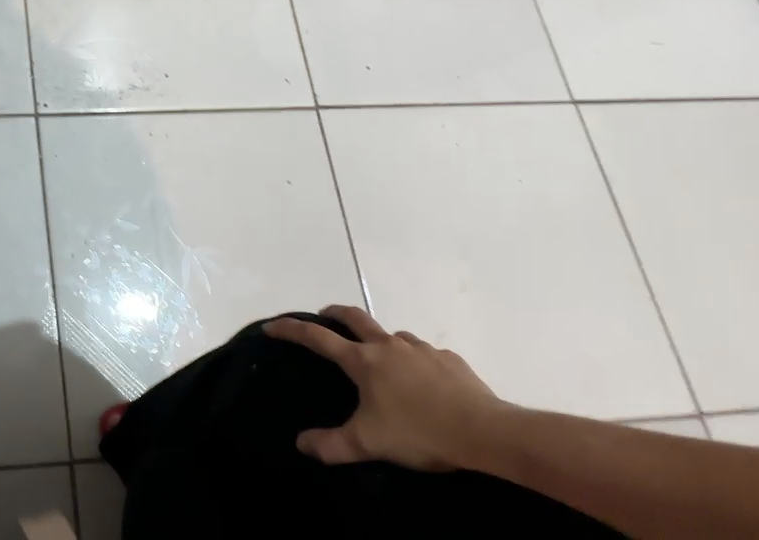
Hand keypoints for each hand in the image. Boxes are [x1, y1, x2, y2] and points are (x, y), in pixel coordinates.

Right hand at [265, 305, 514, 471]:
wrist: (486, 432)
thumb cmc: (420, 432)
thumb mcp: (369, 444)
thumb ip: (332, 445)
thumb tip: (301, 445)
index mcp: (363, 361)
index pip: (317, 338)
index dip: (292, 330)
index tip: (272, 326)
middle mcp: (388, 346)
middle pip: (354, 317)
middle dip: (334, 313)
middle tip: (325, 315)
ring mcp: (421, 350)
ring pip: (392, 335)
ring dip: (380, 339)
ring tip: (381, 358)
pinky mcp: (450, 360)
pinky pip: (425, 354)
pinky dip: (416, 360)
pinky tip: (424, 380)